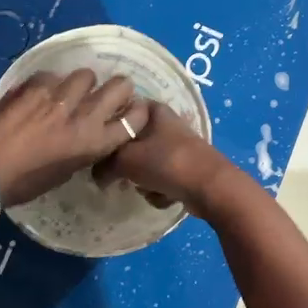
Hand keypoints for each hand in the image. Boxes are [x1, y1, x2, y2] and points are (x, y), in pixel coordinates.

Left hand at [0, 70, 150, 205]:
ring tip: (67, 92)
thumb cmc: (25, 183)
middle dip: (118, 88)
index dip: (136, 111)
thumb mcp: (66, 171)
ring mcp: (58, 97)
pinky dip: (49, 84)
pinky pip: (52, 76)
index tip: (128, 111)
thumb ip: (84, 148)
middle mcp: (84, 116)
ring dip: (81, 83)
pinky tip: (37, 95)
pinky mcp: (33, 86)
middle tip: (105, 94)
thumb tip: (88, 134)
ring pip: (86, 74)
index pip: (135, 118)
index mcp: (95, 143)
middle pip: (120, 86)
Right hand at [93, 101, 238, 211]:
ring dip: (144, 182)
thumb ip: (103, 165)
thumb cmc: (166, 163)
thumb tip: (95, 176)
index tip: (98, 146)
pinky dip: (160, 191)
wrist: (211, 188)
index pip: (120, 111)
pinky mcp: (185, 170)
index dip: (108, 129)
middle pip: (132, 143)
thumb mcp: (125, 160)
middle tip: (119, 175)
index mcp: (153, 110)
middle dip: (127, 164)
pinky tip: (165, 197)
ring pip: (145, 165)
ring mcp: (177, 149)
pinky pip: (161, 181)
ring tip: (148, 188)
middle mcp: (166, 125)